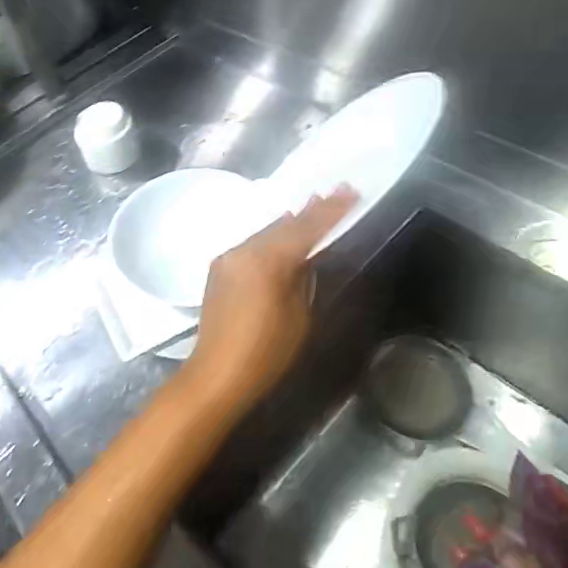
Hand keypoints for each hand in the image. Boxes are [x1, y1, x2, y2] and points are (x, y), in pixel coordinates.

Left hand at [185, 186, 356, 404]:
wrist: (216, 375)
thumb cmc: (267, 353)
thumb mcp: (300, 316)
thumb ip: (305, 277)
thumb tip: (308, 256)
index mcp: (269, 259)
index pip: (307, 226)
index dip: (332, 210)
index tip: (351, 191)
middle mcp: (245, 249)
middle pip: (286, 223)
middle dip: (313, 210)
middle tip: (338, 192)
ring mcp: (229, 257)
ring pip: (267, 231)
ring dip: (292, 222)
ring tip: (315, 206)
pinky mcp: (219, 269)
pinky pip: (253, 243)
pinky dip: (273, 237)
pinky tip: (284, 234)